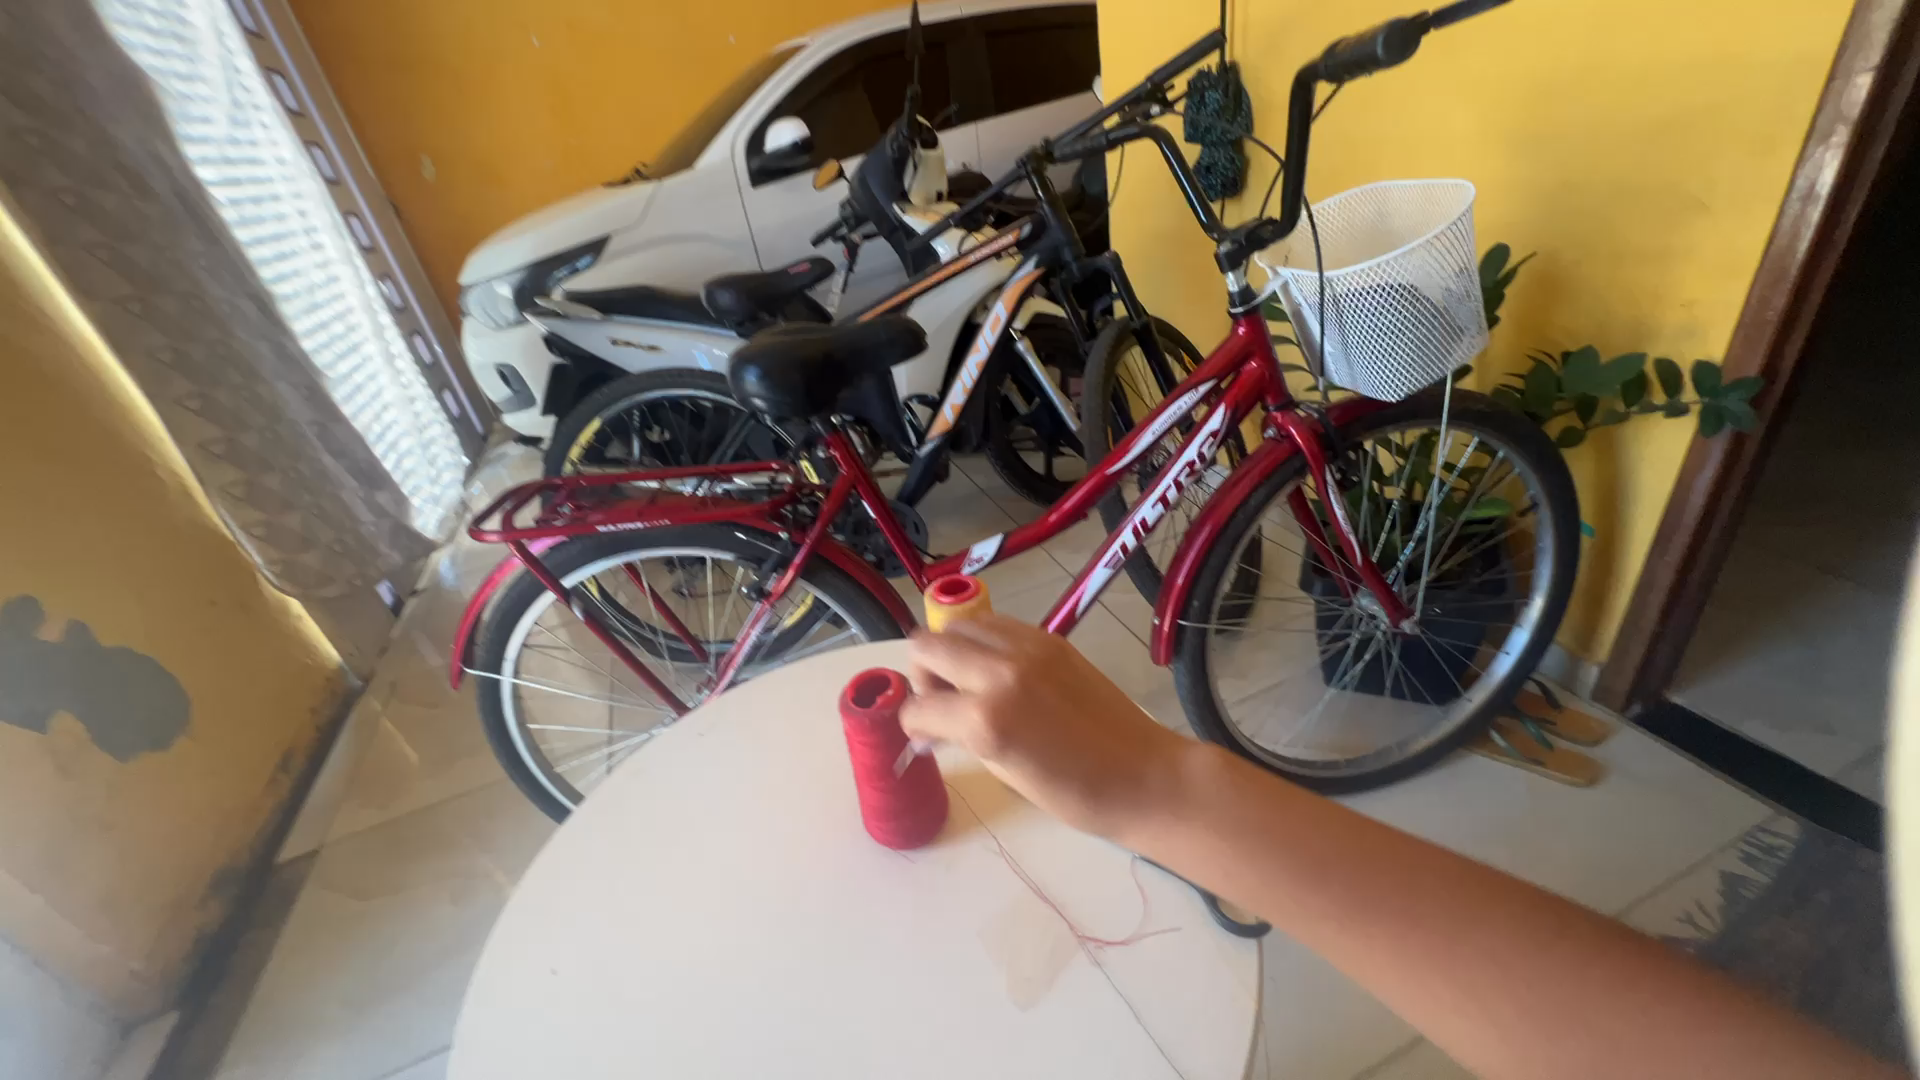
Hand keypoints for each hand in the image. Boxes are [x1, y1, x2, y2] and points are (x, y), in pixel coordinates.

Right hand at [898, 616, 1193, 839]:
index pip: (919, 706)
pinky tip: (1000, 671)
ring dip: (951, 652)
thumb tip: (932, 723)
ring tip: (970, 683)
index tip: (925, 735)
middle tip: (944, 703)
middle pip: (926, 646)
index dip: (914, 724)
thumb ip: (962, 735)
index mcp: (985, 718)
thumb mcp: (1003, 771)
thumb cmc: (1073, 793)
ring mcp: (1026, 648)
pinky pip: (996, 624)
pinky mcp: (1049, 638)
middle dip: (923, 676)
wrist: (1143, 774)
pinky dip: (984, 643)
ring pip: (958, 626)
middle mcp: (998, 671)